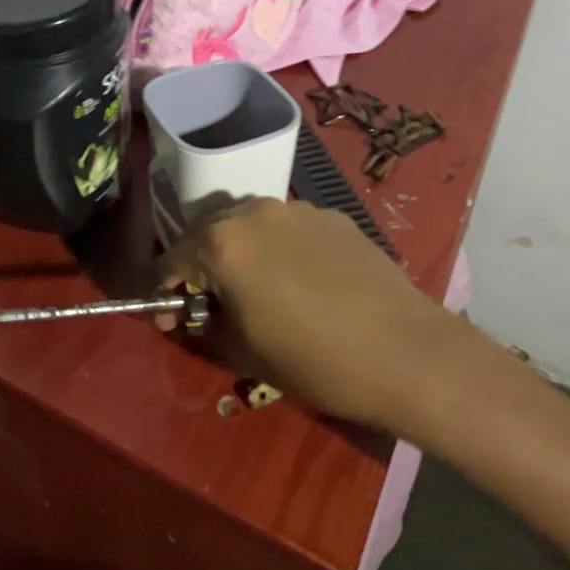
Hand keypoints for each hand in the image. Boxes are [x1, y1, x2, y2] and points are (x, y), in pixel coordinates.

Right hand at [157, 197, 460, 432]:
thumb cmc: (316, 360)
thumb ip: (204, 326)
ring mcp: (299, 209)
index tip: (168, 320)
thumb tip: (189, 315)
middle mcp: (256, 212)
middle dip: (200, 266)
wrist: (407, 352)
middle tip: (209, 306)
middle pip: (208, 233)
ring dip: (240, 253)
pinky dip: (278, 250)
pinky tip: (300, 283)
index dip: (162, 292)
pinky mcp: (333, 216)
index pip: (171, 260)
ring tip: (254, 291)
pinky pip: (288, 229)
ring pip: (250, 226)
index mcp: (224, 242)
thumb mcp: (244, 352)